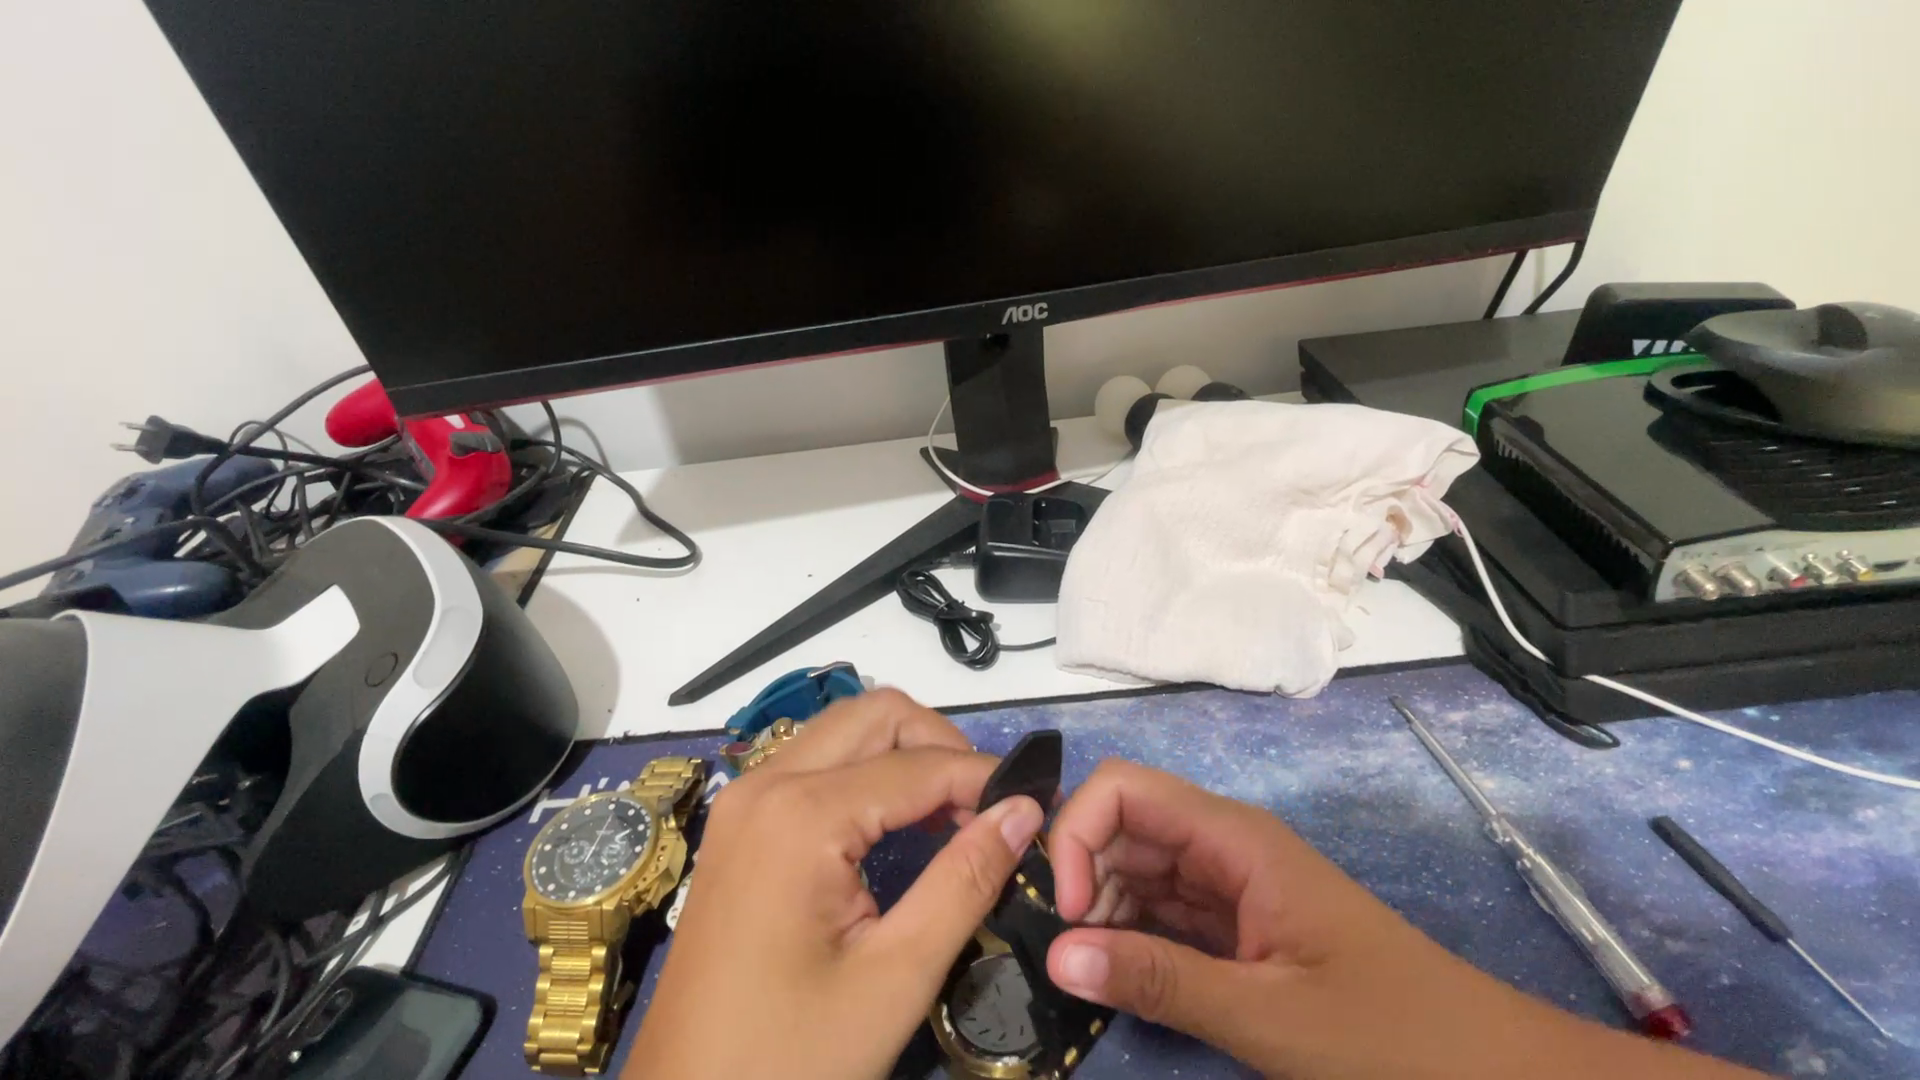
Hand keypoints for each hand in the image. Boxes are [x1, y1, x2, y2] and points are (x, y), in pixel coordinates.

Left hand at [625, 689, 1042, 1079]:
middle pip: (875, 715)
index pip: (917, 765)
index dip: (984, 778)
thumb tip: (1022, 810)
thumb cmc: (791, 1055)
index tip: (1035, 804)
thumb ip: (965, 880)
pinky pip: (816, 762)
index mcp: (802, 815)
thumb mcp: (896, 976)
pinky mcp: (739, 821)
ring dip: (905, 753)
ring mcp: (745, 799)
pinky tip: (899, 822)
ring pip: (844, 730)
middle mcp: (766, 783)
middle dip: (940, 744)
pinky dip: (867, 772)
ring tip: (951, 813)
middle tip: (985, 806)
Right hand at [1042, 761, 1764, 1079]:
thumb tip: (1054, 957)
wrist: (1487, 1072)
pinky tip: (1115, 977)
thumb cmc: (1389, 1034)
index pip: (1124, 788)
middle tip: (1063, 952)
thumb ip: (1158, 981)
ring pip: (1135, 869)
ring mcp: (1228, 885)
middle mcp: (1223, 845)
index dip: (1078, 833)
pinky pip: (1160, 912)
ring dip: (1100, 909)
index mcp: (1234, 837)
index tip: (1069, 913)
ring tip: (1084, 972)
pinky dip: (1127, 937)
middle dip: (1079, 872)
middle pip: (1122, 824)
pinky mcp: (1232, 926)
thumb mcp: (1268, 1015)